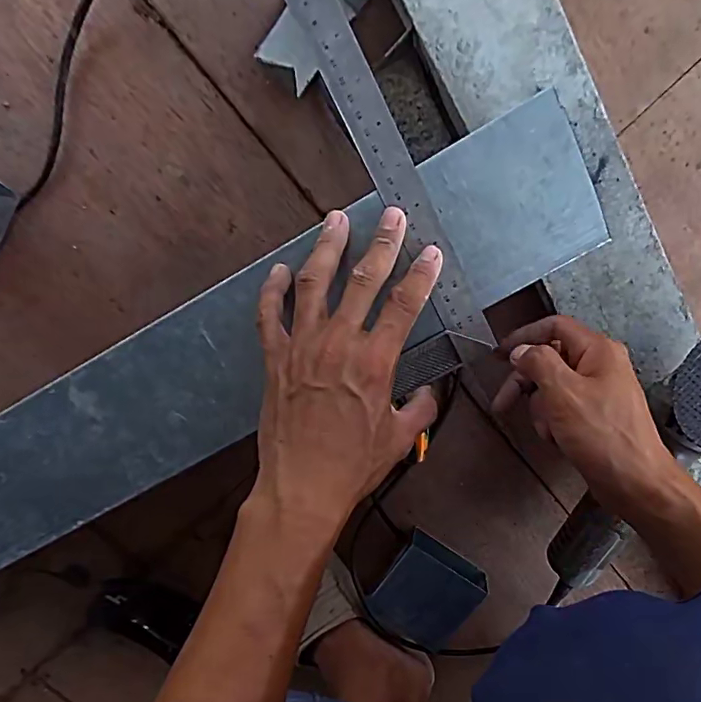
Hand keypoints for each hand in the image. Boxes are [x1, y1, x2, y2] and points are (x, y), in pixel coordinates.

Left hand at [249, 207, 440, 538]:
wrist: (302, 486)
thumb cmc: (353, 466)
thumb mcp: (400, 438)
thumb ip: (420, 408)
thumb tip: (427, 393)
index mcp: (374, 362)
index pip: (403, 305)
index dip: (420, 275)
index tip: (430, 252)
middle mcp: (338, 344)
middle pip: (363, 281)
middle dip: (381, 243)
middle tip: (391, 215)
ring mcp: (301, 347)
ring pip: (314, 284)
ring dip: (327, 248)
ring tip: (337, 220)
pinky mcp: (274, 360)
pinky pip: (270, 315)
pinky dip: (273, 290)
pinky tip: (279, 270)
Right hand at [492, 315, 685, 514]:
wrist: (635, 482)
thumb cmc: (606, 439)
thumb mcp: (562, 394)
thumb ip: (538, 363)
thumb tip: (521, 350)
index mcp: (599, 351)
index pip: (554, 327)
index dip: (523, 337)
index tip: (500, 354)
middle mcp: (602, 367)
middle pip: (550, 360)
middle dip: (527, 384)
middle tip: (504, 402)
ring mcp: (600, 392)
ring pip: (554, 389)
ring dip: (542, 411)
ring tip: (549, 430)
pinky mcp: (597, 417)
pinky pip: (564, 410)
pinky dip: (554, 424)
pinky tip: (559, 440)